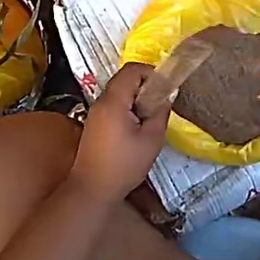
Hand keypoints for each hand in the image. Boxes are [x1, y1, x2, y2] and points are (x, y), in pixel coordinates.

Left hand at [68, 62, 171, 199]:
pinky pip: (113, 105)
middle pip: (124, 79)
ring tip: (151, 117)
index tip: (165, 87)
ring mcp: (95, 113)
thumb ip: (161, 112)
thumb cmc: (124, 165)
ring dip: (137, 98)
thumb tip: (167, 95)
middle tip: (161, 103)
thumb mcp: (151, 139)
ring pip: (119, 93)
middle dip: (145, 86)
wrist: (92, 189)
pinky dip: (128, 108)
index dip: (151, 72)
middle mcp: (101, 102)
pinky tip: (137, 128)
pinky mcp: (94, 124)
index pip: (132, 70)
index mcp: (114, 102)